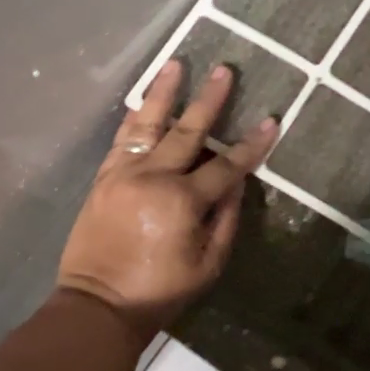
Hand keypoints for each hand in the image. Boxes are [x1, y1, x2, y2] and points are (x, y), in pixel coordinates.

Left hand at [56, 60, 279, 336]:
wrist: (97, 306)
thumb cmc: (160, 291)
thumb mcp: (208, 263)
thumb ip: (226, 219)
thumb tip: (237, 182)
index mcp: (183, 202)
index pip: (227, 166)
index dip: (251, 145)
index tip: (271, 120)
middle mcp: (153, 178)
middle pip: (187, 131)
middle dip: (209, 100)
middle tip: (224, 70)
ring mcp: (124, 174)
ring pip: (147, 124)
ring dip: (163, 93)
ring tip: (175, 64)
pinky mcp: (104, 178)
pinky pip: (122, 140)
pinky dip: (134, 117)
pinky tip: (143, 100)